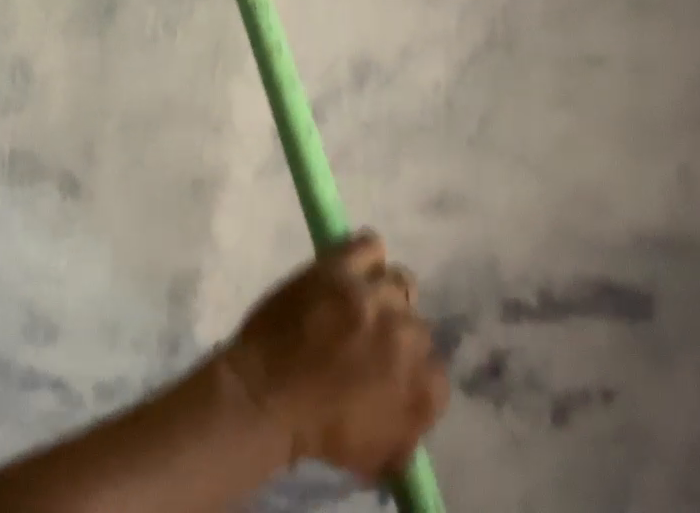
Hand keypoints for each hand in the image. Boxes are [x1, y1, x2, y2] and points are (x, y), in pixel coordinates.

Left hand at [217, 230, 448, 482]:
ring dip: (380, 293)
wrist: (265, 397)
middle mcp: (410, 339)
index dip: (406, 363)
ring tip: (355, 302)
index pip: (433, 365)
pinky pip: (368, 245)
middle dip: (391, 328)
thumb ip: (409, 432)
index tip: (381, 363)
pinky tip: (352, 264)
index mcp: (426, 387)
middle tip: (361, 334)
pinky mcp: (339, 273)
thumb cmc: (317, 432)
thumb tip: (413, 416)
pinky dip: (365, 251)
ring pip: (397, 282)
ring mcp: (375, 301)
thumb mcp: (380, 455)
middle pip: (414, 321)